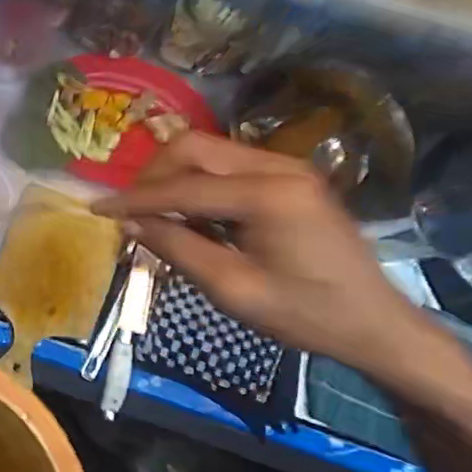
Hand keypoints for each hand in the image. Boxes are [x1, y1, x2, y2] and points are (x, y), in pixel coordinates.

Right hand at [91, 132, 435, 375]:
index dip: (134, 199)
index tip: (96, 210)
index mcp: (270, 196)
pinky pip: (224, 165)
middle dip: (151, 176)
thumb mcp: (231, 288)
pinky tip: (187, 214)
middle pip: (192, 148)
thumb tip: (130, 224)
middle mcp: (280, 168)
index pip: (182, 188)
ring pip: (205, 151)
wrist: (375, 323)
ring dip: (170, 177)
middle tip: (130, 210)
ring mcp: (287, 168)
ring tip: (153, 213)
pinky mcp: (288, 178)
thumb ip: (177, 248)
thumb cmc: (305, 313)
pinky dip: (193, 183)